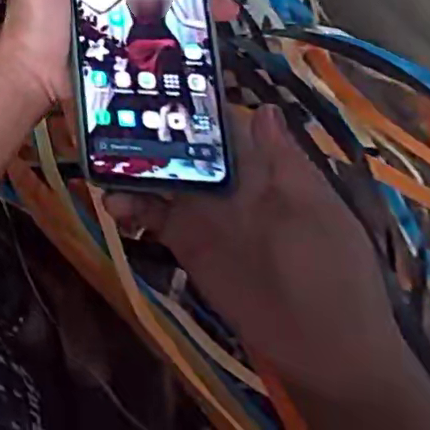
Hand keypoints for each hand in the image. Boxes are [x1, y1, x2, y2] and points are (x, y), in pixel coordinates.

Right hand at [105, 107, 429, 426]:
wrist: (323, 350)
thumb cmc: (330, 272)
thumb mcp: (317, 213)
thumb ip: (285, 162)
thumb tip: (265, 107)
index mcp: (253, 167)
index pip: (212, 124)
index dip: (182, 101)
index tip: (145, 79)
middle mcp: (217, 179)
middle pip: (171, 143)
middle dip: (137, 129)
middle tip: (101, 116)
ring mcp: (194, 206)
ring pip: (148, 173)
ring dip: (122, 166)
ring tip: (100, 166)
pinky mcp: (176, 235)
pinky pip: (142, 210)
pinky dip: (124, 203)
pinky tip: (114, 205)